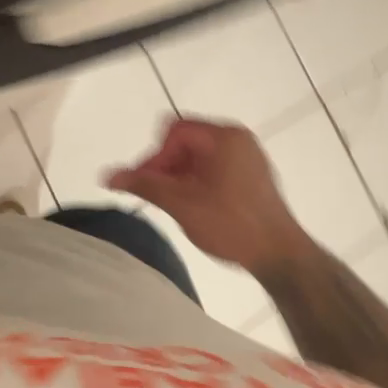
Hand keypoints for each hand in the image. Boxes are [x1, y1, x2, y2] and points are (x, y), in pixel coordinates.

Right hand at [104, 118, 309, 271]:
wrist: (281, 256)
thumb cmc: (231, 224)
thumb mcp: (181, 203)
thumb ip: (144, 184)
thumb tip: (107, 175)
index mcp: (223, 136)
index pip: (173, 131)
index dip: (155, 157)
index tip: (150, 186)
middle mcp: (238, 138)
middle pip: (186, 141)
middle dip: (167, 167)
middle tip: (159, 197)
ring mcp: (249, 156)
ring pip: (199, 156)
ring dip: (181, 176)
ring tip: (178, 205)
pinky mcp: (254, 175)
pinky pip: (216, 167)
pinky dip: (199, 181)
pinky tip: (197, 207)